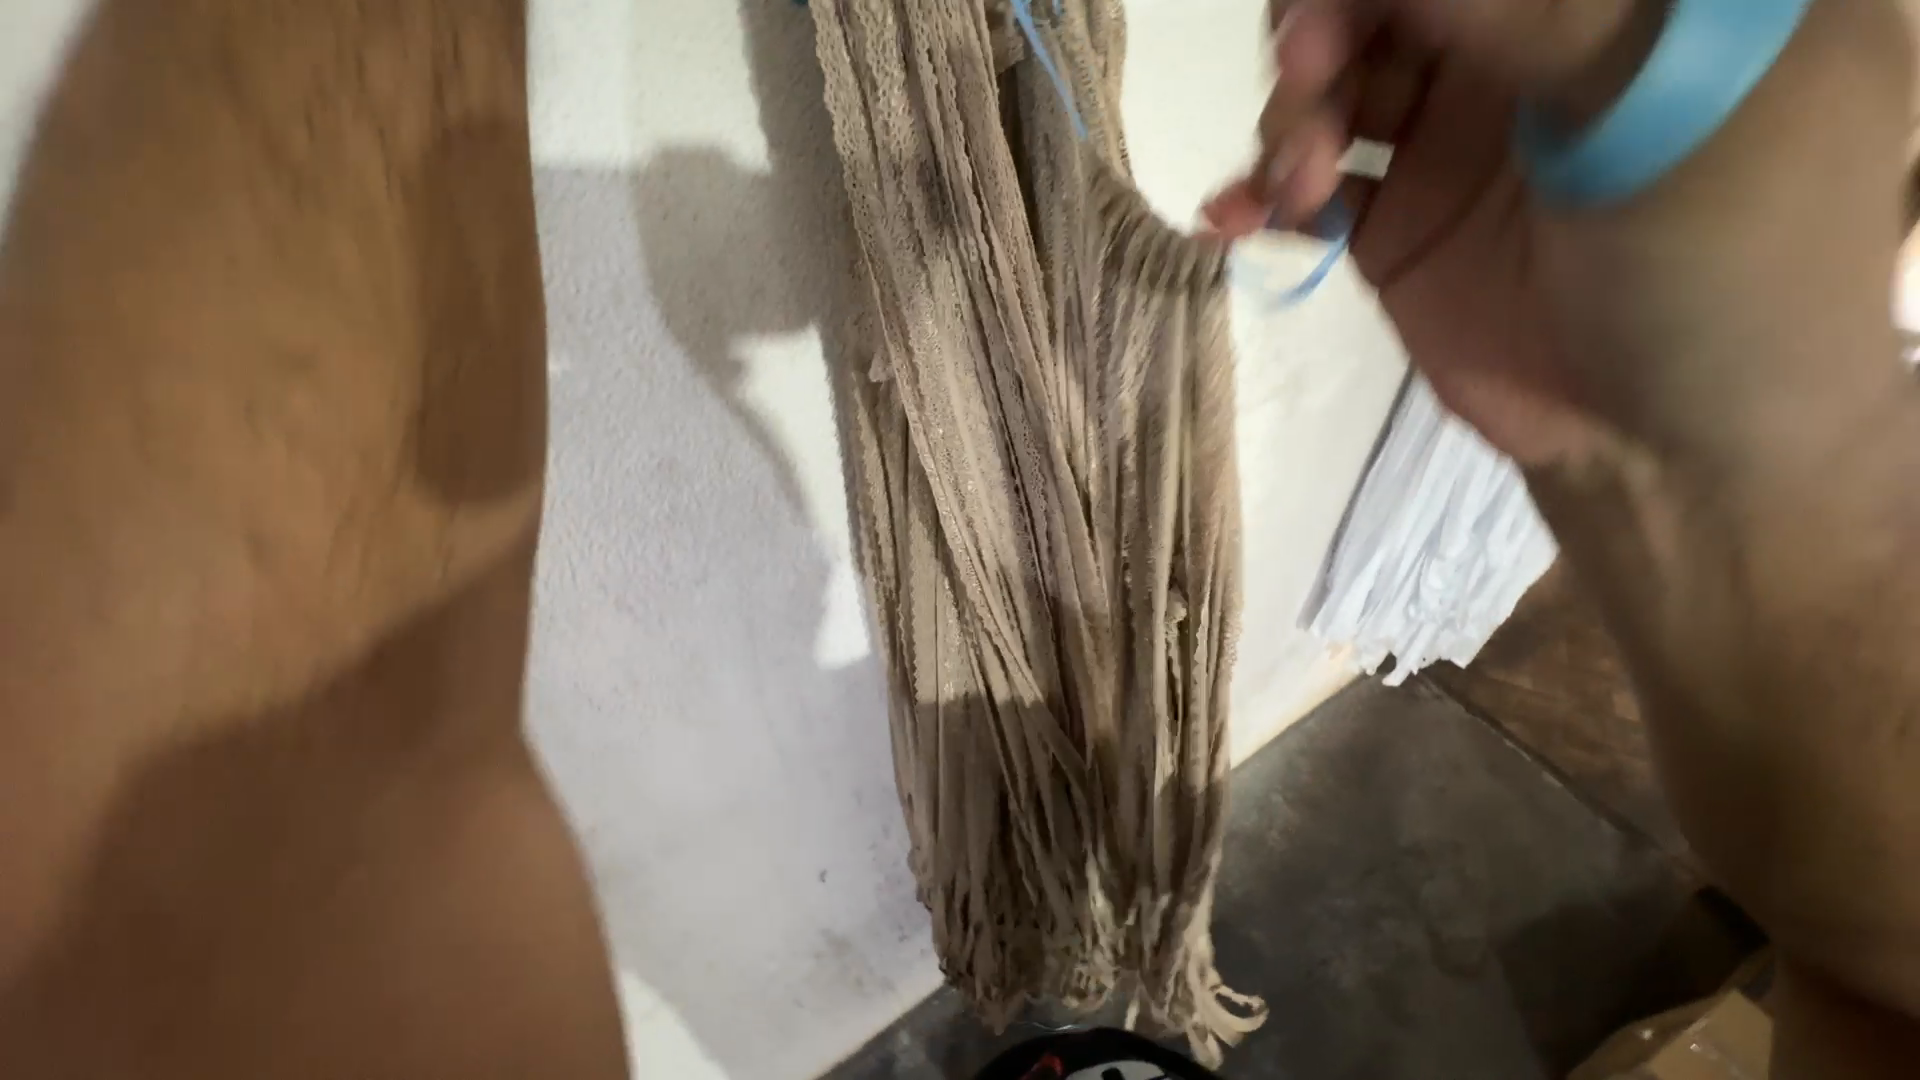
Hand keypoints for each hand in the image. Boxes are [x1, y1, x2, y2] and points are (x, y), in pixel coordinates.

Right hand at [1207, 0, 1913, 471]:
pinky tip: (1231, 220)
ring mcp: (1444, 146)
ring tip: (1296, 190)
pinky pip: (1304, 190)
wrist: (1652, 438)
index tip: (1329, 23)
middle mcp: (1515, 57)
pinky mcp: (1389, 228)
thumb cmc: (1715, 261)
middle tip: (1306, 82)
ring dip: (1288, 126)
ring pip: (1331, 92)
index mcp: (1614, 1)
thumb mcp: (1663, 103)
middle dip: (1320, 38)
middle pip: (1379, 11)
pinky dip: (1257, 198)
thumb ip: (1535, 15)